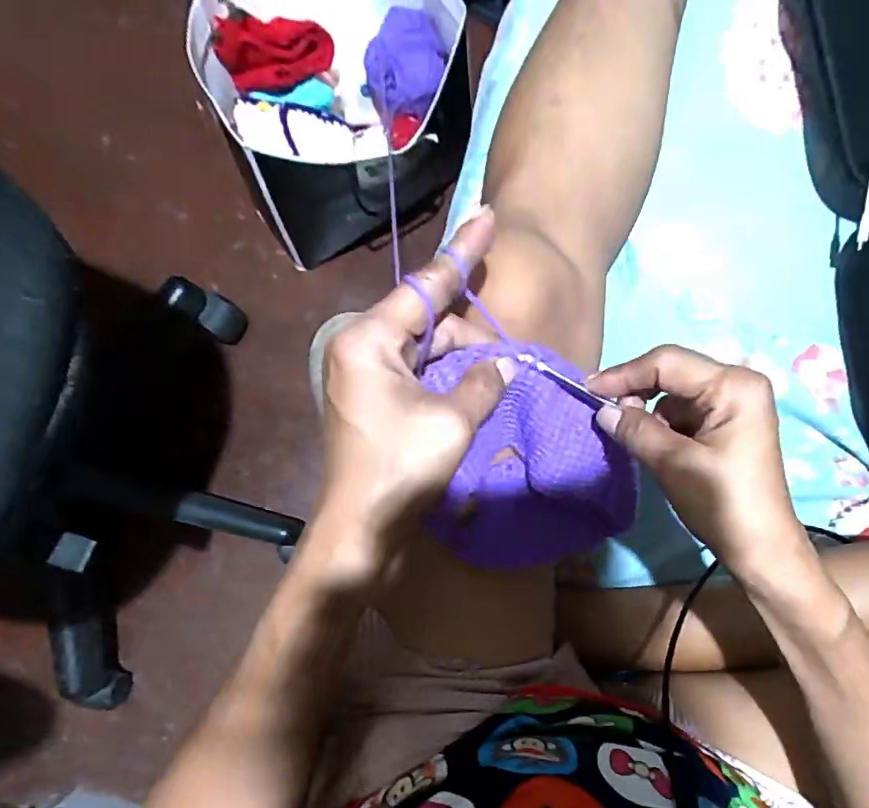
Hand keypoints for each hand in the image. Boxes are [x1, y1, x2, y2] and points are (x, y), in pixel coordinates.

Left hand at [312, 208, 513, 577]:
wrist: (360, 532)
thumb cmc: (400, 470)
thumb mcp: (452, 421)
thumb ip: (482, 382)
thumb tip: (504, 364)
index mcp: (369, 340)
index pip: (424, 286)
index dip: (462, 253)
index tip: (488, 214)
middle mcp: (362, 351)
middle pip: (426, 322)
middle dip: (469, 333)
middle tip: (508, 358)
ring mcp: (366, 381)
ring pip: (425, 353)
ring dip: (462, 363)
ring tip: (497, 379)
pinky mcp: (376, 408)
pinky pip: (418, 379)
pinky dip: (447, 383)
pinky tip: (475, 391)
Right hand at [587, 346, 806, 574]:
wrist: (758, 545)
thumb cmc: (720, 501)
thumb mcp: (673, 463)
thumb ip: (636, 430)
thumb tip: (603, 410)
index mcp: (733, 385)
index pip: (667, 363)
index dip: (624, 374)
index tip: (588, 389)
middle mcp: (738, 384)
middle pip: (673, 373)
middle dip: (636, 390)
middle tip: (603, 411)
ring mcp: (735, 405)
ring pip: (675, 395)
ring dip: (648, 411)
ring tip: (627, 435)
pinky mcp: (727, 426)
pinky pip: (685, 414)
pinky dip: (662, 425)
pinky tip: (649, 443)